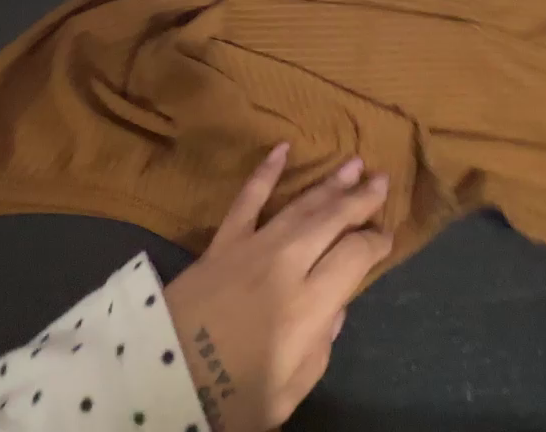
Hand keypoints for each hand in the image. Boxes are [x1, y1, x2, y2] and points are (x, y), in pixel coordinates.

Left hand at [163, 144, 391, 431]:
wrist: (158, 382)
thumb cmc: (230, 397)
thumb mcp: (287, 392)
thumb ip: (319, 348)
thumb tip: (336, 308)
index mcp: (308, 304)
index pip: (355, 257)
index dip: (376, 243)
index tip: (387, 236)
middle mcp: (286, 264)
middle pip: (332, 220)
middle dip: (361, 199)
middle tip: (382, 180)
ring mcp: (252, 247)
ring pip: (300, 206)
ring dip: (329, 183)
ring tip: (353, 164)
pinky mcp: (222, 242)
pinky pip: (247, 199)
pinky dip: (265, 173)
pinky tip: (281, 149)